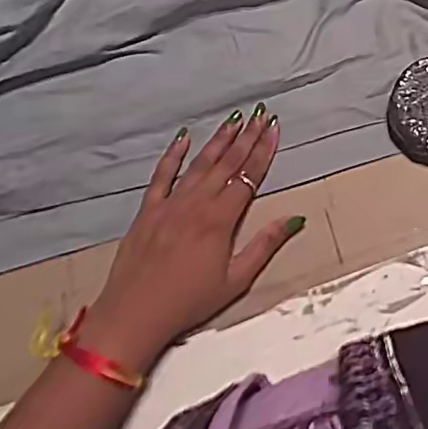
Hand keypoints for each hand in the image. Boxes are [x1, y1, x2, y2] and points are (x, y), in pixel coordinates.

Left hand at [77, 106, 305, 366]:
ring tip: (234, 120)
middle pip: (226, 164)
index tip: (273, 129)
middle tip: (260, 114)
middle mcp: (196, 205)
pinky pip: (162, 176)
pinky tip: (184, 138)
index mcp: (220, 221)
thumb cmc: (189, 302)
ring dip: (218, 141)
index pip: (247, 177)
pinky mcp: (148, 211)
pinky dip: (174, 155)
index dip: (263, 152)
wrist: (133, 314)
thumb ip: (264, 245)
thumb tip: (294, 218)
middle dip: (246, 138)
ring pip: (199, 164)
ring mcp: (170, 205)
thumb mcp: (236, 280)